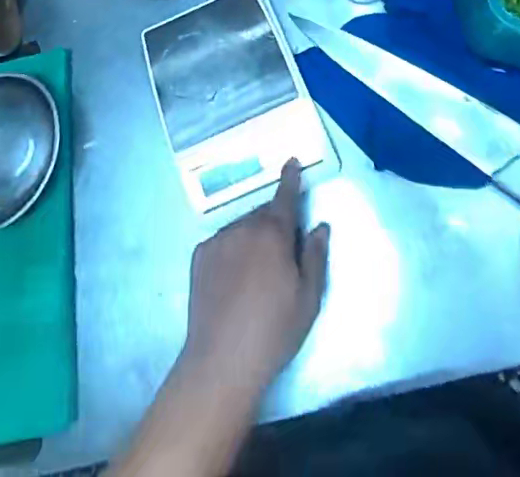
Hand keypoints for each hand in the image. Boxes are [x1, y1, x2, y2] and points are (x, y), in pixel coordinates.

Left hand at [181, 158, 330, 392]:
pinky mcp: (199, 255)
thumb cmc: (275, 329)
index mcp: (273, 233)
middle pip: (263, 215)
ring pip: (241, 227)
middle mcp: (243, 227)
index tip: (291, 161)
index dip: (291, 178)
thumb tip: (319, 226)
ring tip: (257, 273)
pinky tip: (235, 279)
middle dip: (274, 223)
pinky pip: (222, 242)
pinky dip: (232, 249)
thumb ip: (315, 255)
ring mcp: (217, 239)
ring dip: (252, 237)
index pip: (285, 197)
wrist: (222, 358)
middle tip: (282, 253)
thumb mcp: (309, 296)